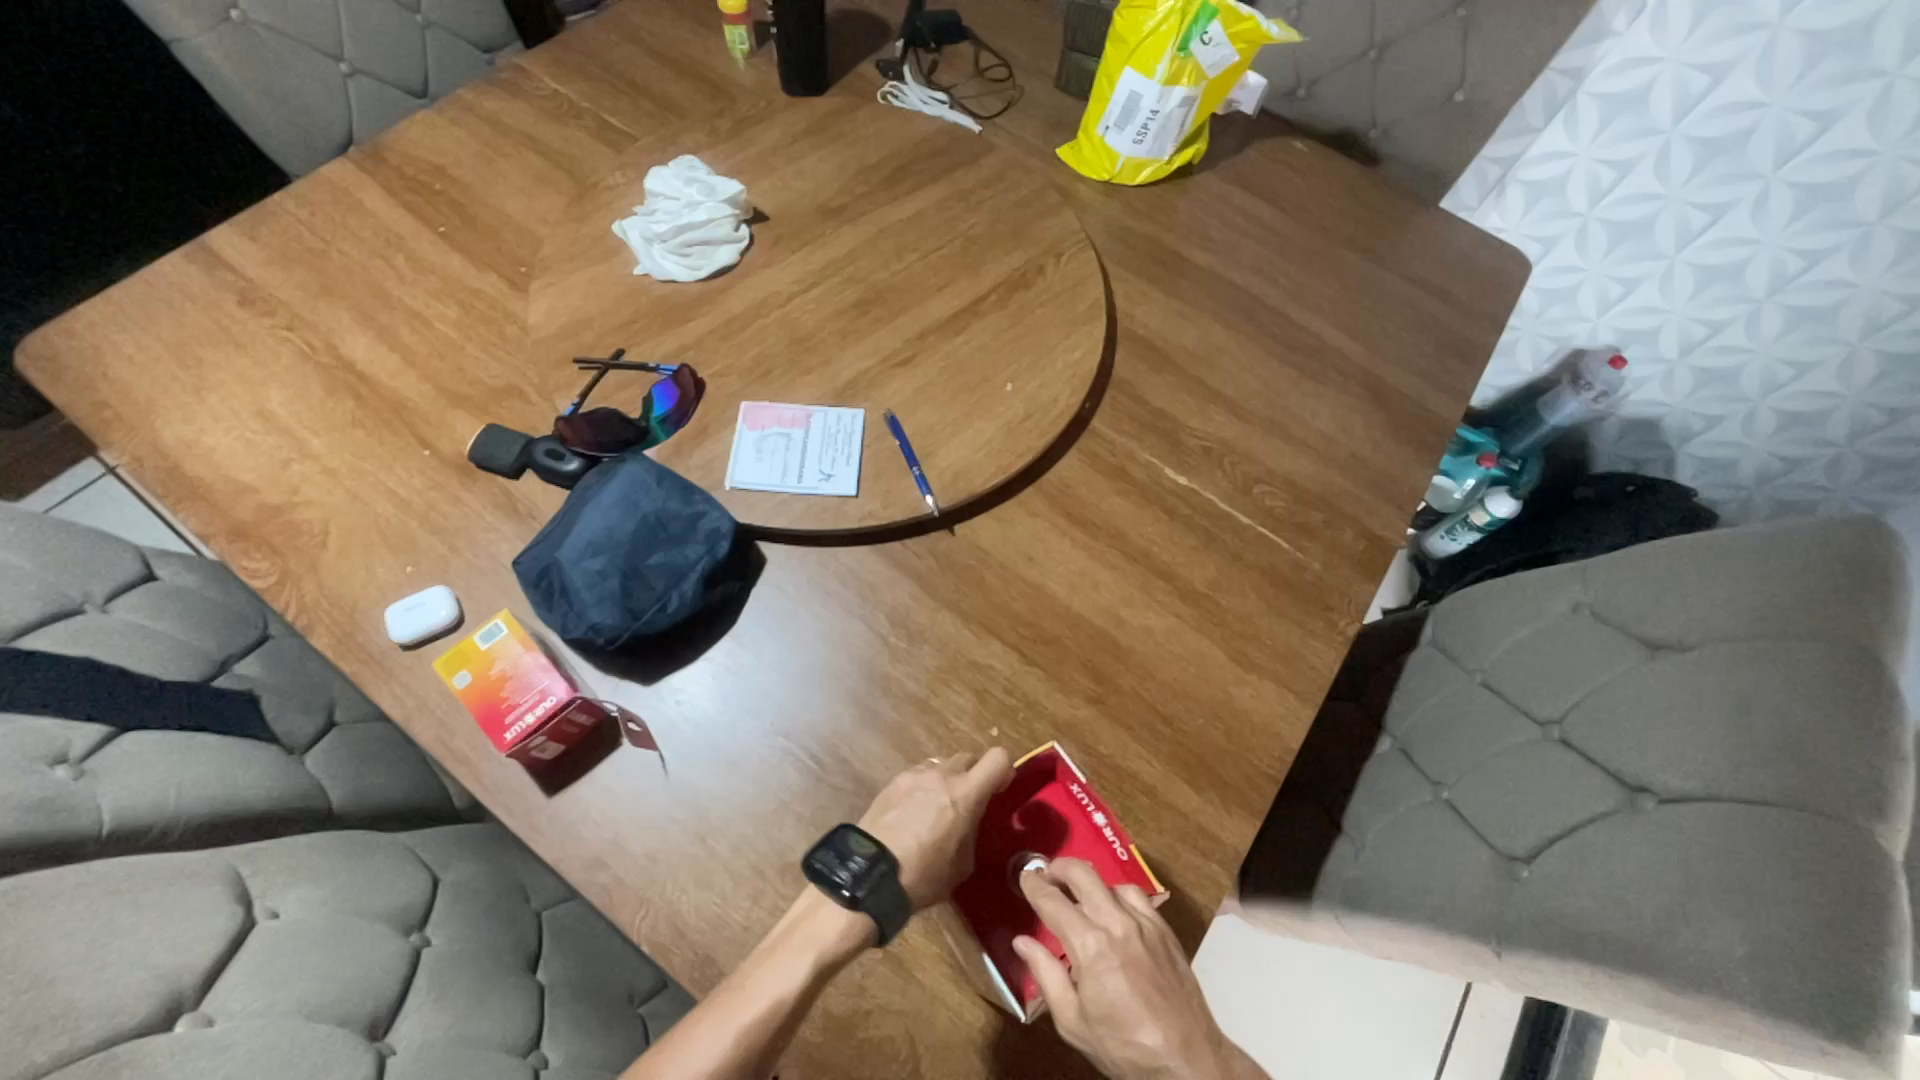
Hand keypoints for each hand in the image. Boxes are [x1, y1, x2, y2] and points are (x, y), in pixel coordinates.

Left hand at [857, 748, 1012, 909]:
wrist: (869, 874)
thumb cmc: (923, 875)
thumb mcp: (962, 864)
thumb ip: (972, 832)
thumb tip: (969, 823)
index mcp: (965, 793)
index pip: (998, 758)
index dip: (1003, 770)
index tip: (999, 789)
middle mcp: (941, 774)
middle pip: (968, 758)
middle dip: (974, 775)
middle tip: (968, 802)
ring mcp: (914, 775)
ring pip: (941, 764)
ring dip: (947, 780)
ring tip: (937, 808)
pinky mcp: (892, 782)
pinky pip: (918, 775)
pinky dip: (923, 787)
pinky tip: (914, 813)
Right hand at [1015, 859, 1265, 1079]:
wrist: (1186, 1059)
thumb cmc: (1124, 1046)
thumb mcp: (1073, 1021)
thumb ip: (1046, 975)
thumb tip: (1023, 942)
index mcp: (1090, 946)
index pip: (1053, 902)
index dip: (1034, 885)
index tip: (1024, 876)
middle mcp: (1117, 924)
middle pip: (1083, 875)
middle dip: (1059, 868)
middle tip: (1046, 875)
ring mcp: (1145, 923)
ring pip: (1111, 882)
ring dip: (1090, 881)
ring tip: (1078, 894)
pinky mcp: (1165, 930)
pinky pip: (1137, 896)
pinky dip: (1117, 894)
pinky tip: (1113, 909)